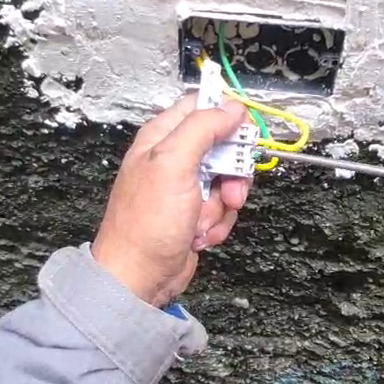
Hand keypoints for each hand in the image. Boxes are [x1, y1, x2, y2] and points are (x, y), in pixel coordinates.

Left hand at [91, 95, 251, 306]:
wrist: (139, 277)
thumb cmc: (145, 224)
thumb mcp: (174, 164)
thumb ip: (203, 128)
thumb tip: (231, 107)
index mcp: (162, 138)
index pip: (201, 106)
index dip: (227, 115)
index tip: (243, 131)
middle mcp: (172, 159)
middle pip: (223, 146)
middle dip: (232, 171)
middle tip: (229, 189)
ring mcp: (184, 188)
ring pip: (228, 181)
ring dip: (223, 205)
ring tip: (202, 220)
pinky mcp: (194, 214)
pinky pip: (223, 209)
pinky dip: (217, 224)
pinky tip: (199, 235)